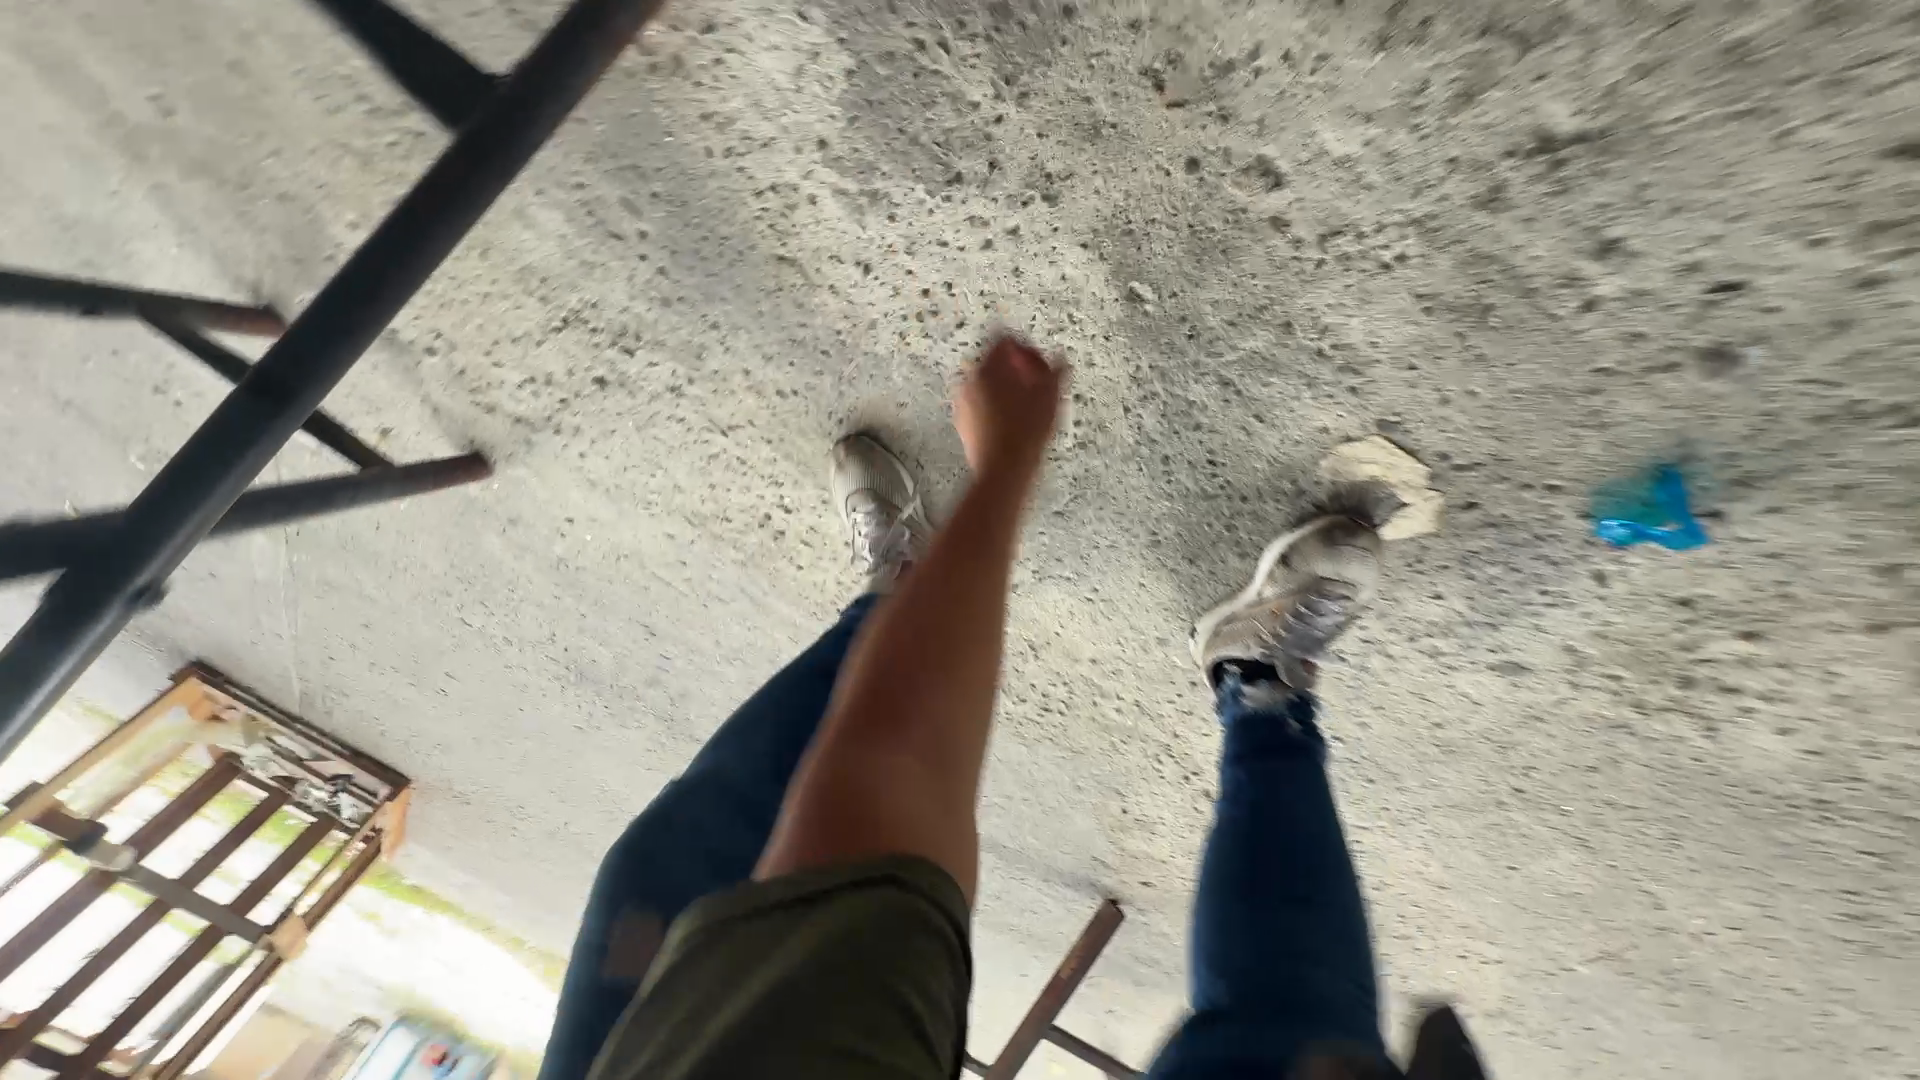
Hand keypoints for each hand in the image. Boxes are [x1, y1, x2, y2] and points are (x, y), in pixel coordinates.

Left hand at [953, 335, 1066, 483]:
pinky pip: (979, 405)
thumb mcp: (1050, 398)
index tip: (1037, 360)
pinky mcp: (963, 423)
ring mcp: (963, 403)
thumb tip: (1061, 360)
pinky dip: (994, 406)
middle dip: (1014, 369)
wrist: (1003, 470)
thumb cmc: (1024, 435)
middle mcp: (970, 381)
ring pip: (986, 384)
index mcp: (989, 368)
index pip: (1005, 340)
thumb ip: (1055, 371)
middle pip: (993, 362)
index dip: (1025, 348)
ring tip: (1025, 404)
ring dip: (1005, 388)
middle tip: (1033, 382)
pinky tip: (1012, 421)